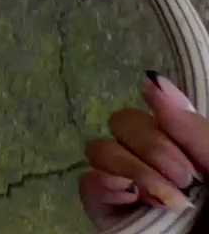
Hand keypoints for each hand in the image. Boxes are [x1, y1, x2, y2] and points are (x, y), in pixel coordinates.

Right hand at [81, 72, 207, 226]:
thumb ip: (199, 135)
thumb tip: (153, 79)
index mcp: (193, 155)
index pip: (160, 112)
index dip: (160, 111)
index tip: (171, 120)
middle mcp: (159, 164)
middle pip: (123, 122)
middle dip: (148, 144)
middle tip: (184, 177)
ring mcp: (129, 185)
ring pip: (101, 147)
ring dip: (132, 168)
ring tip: (167, 200)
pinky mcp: (105, 205)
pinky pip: (87, 178)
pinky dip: (105, 183)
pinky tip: (131, 197)